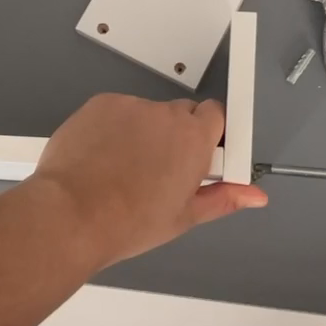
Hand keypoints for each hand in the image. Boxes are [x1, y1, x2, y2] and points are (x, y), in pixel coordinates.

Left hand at [31, 94, 266, 268]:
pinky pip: (116, 110)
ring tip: (123, 169)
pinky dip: (112, 128)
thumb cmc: (126, 221)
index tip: (201, 153)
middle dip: (176, 135)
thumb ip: (224, 198)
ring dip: (142, 133)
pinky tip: (102, 159)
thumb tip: (253, 195)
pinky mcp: (102, 103)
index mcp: (193, 139)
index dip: (208, 133)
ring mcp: (131, 106)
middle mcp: (166, 114)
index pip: (216, 114)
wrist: (72, 214)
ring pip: (146, 114)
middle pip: (182, 113)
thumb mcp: (184, 216)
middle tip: (161, 169)